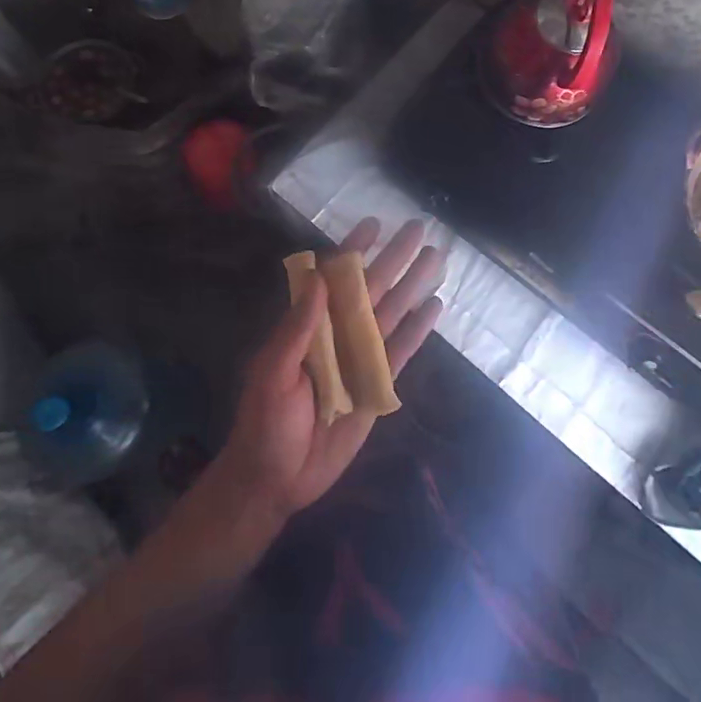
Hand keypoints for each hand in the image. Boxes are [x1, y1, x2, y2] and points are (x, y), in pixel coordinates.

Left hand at [209, 218, 445, 523]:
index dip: (352, 252)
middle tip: (418, 230)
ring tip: (435, 260)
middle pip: (369, 292)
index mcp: (307, 328)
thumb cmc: (265, 422)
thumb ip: (298, 328)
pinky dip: (416, 332)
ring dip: (411, 287)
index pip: (332, 281)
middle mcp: (334, 337)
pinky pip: (399, 354)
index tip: (372, 225)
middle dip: (392, 260)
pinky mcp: (374, 388)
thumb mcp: (273, 372)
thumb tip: (316, 278)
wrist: (277, 477)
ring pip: (389, 316)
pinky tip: (433, 308)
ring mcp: (356, 361)